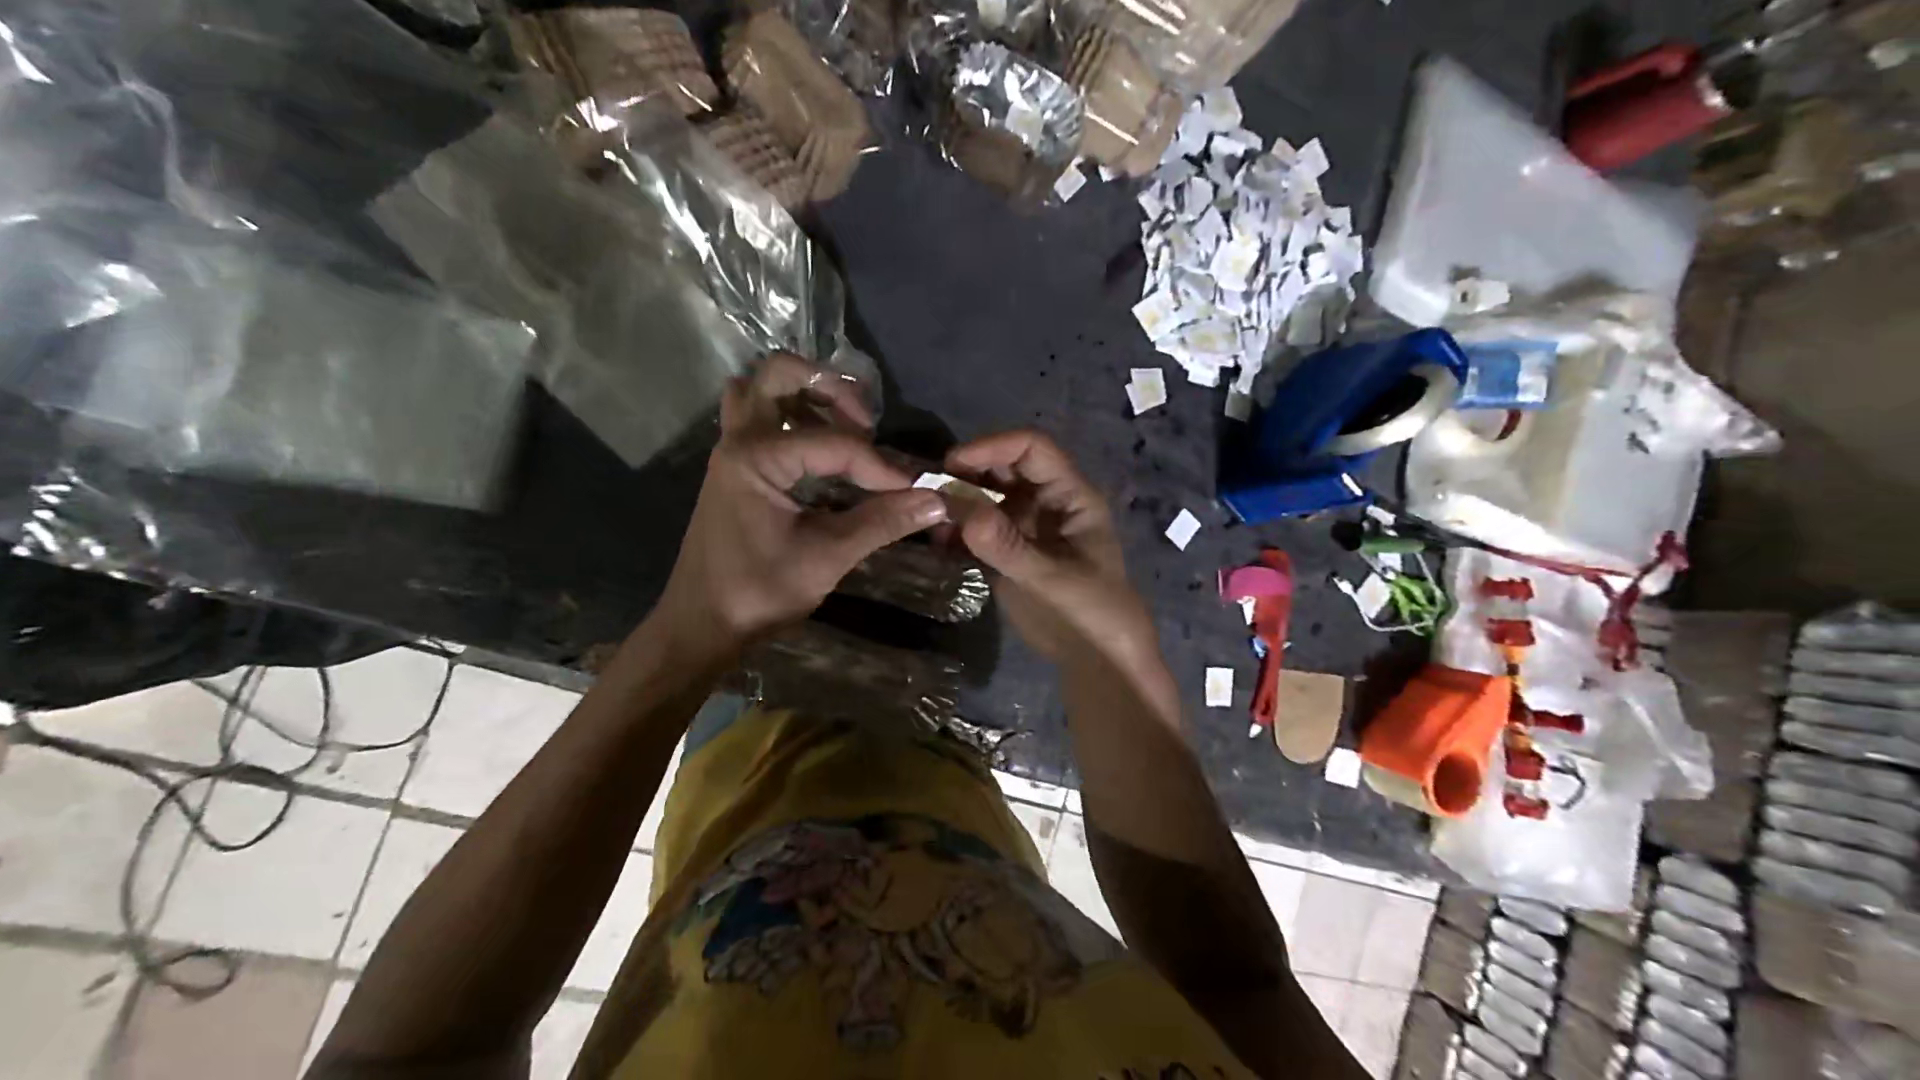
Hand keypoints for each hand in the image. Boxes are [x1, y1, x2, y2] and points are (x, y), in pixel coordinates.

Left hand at [651, 354, 947, 656]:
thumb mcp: (826, 557)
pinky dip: (791, 419)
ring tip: (846, 429)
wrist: (702, 624)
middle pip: (779, 375)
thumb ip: (882, 523)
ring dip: (805, 396)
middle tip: (866, 421)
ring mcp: (731, 452)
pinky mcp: (735, 469)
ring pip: (762, 392)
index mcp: (756, 457)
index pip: (833, 442)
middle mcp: (738, 440)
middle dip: (829, 387)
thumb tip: (935, 501)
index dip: (879, 464)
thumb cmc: (758, 592)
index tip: (911, 490)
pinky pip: (759, 420)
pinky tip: (822, 453)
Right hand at [944, 430, 1156, 667]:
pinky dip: (957, 530)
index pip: (1032, 449)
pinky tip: (938, 541)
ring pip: (987, 496)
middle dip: (968, 472)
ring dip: (958, 501)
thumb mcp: (1053, 580)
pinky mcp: (1008, 551)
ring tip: (929, 517)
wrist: (1097, 657)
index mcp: (1070, 495)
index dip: (993, 447)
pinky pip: (978, 529)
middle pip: (1003, 468)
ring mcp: (1025, 526)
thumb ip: (1010, 547)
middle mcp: (1045, 502)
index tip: (952, 463)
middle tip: (929, 490)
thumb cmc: (1092, 613)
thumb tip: (965, 513)